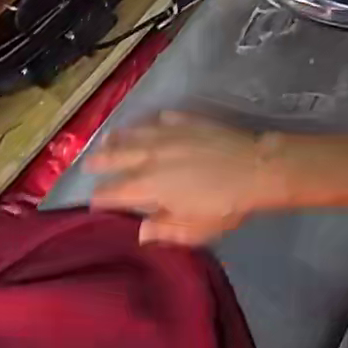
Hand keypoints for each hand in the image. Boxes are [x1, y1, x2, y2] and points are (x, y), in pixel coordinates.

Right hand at [87, 112, 276, 245]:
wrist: (257, 167)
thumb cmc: (226, 205)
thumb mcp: (193, 230)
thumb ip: (164, 230)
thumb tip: (141, 230)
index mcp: (148, 187)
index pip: (113, 192)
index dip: (101, 198)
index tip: (95, 200)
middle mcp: (154, 157)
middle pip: (118, 156)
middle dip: (102, 160)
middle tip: (89, 163)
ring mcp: (173, 135)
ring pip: (138, 132)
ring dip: (122, 135)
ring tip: (109, 137)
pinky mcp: (193, 120)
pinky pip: (166, 117)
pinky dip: (155, 119)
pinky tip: (151, 120)